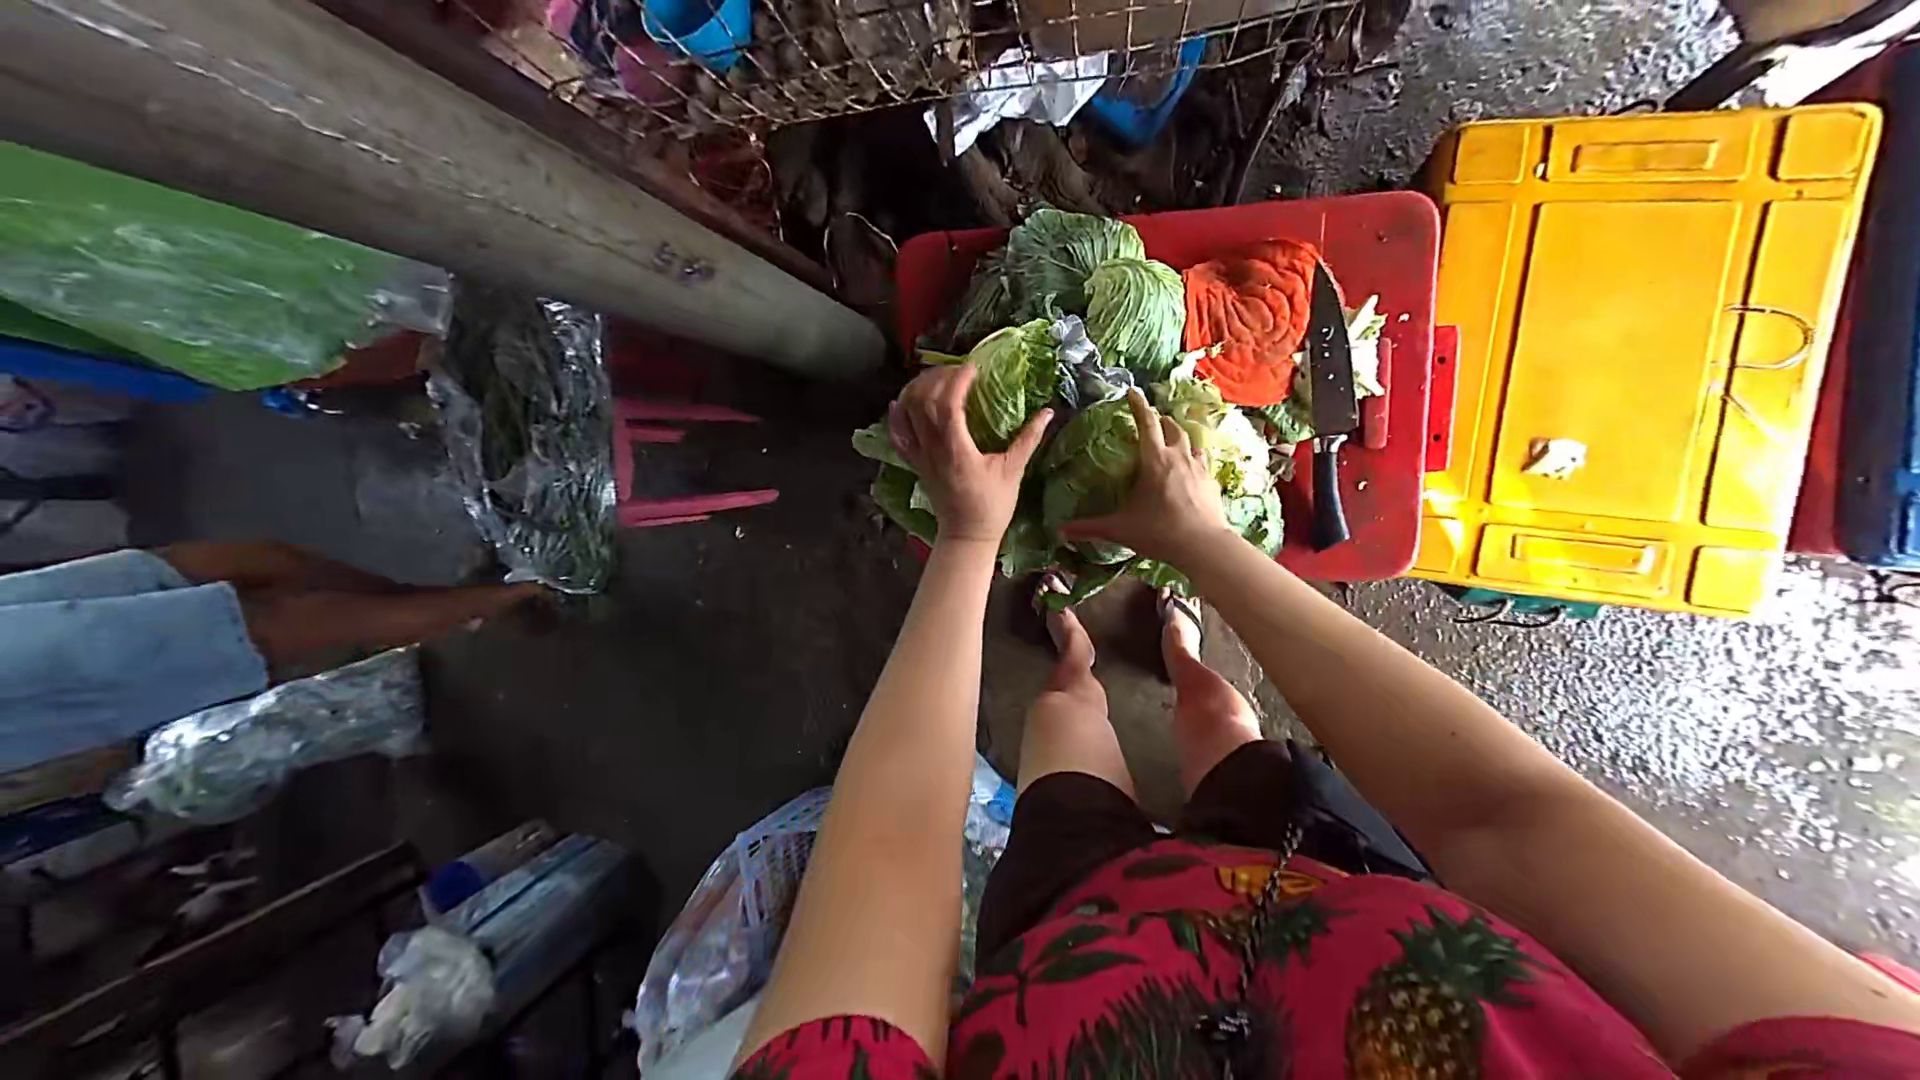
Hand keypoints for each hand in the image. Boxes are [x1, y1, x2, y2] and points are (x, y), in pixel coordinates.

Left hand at [889, 365, 1051, 545]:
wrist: (967, 535)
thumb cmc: (992, 506)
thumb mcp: (1013, 471)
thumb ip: (1028, 439)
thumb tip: (1048, 412)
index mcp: (957, 451)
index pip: (948, 406)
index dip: (957, 381)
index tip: (973, 369)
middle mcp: (932, 450)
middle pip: (922, 402)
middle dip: (938, 378)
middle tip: (958, 370)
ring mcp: (919, 456)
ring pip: (906, 413)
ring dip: (917, 389)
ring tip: (937, 377)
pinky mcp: (914, 462)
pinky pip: (897, 435)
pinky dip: (896, 415)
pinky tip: (901, 400)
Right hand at [1062, 388, 1232, 562]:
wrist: (1204, 546)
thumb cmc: (1159, 531)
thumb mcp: (1120, 528)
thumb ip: (1090, 527)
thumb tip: (1061, 530)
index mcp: (1155, 460)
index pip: (1146, 423)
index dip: (1138, 406)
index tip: (1133, 392)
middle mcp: (1179, 457)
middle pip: (1172, 428)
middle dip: (1161, 421)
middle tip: (1152, 422)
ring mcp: (1199, 468)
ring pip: (1191, 443)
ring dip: (1180, 439)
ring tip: (1172, 444)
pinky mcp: (1211, 483)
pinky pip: (1203, 463)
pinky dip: (1194, 460)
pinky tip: (1191, 471)